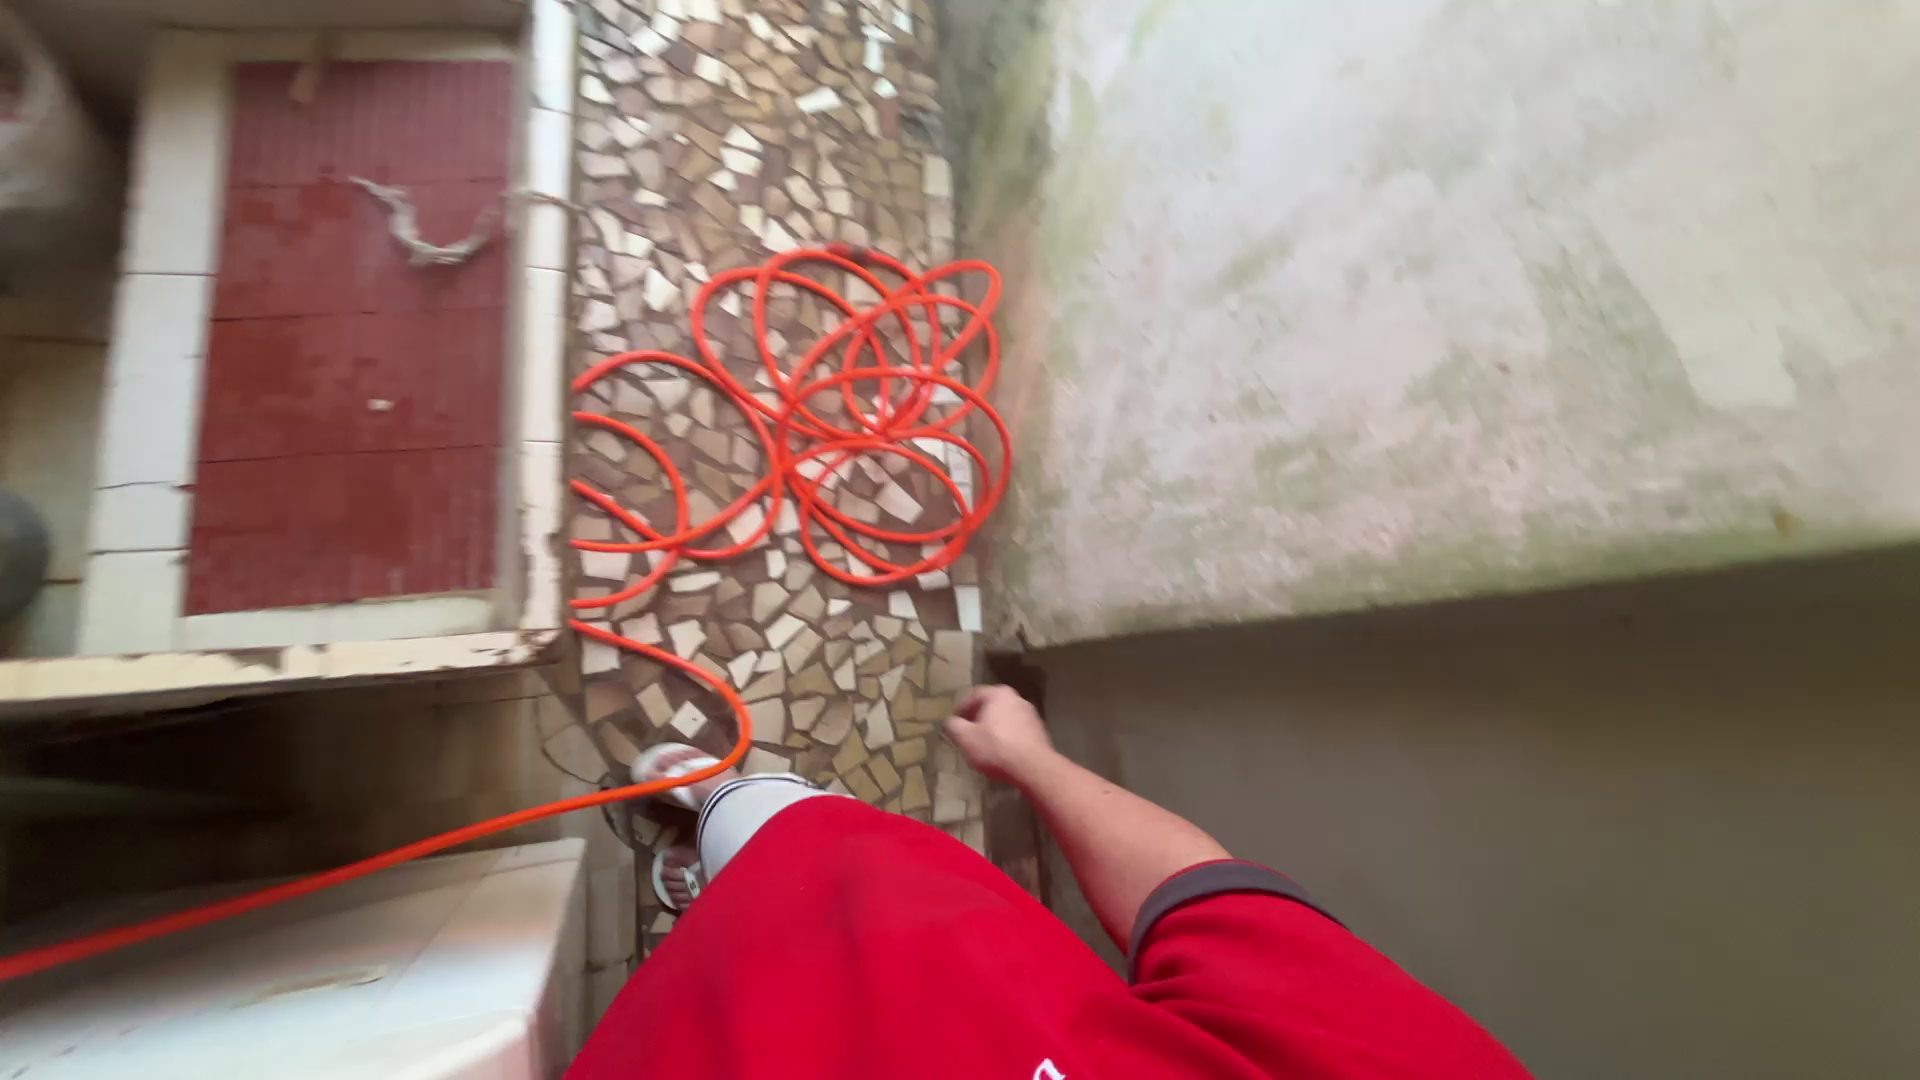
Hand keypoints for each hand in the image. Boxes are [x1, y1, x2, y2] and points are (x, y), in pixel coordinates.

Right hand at [945, 685, 1054, 782]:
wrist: (1033, 768)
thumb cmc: (996, 748)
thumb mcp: (965, 738)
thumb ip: (953, 726)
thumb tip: (949, 722)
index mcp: (998, 694)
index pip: (974, 695)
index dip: (962, 708)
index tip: (955, 722)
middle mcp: (1016, 698)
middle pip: (991, 705)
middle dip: (978, 717)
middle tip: (968, 731)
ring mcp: (1030, 714)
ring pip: (1005, 717)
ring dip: (993, 727)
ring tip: (983, 743)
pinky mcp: (1039, 731)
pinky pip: (1016, 729)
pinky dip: (1006, 736)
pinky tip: (1001, 751)